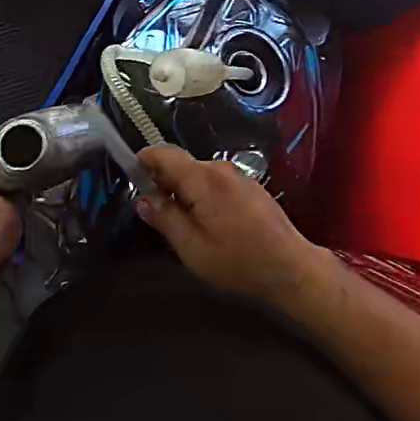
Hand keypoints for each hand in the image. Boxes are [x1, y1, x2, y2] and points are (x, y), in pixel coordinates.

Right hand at [134, 144, 331, 305]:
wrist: (288, 266)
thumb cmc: (236, 260)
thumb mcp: (191, 247)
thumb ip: (165, 218)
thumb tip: (143, 199)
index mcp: (203, 179)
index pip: (166, 154)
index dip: (146, 159)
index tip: (131, 170)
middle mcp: (221, 169)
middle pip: (183, 164)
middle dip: (163, 179)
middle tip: (151, 206)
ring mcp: (239, 176)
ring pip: (200, 174)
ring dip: (184, 188)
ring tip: (177, 218)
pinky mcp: (250, 187)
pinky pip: (217, 181)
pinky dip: (203, 192)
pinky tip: (205, 219)